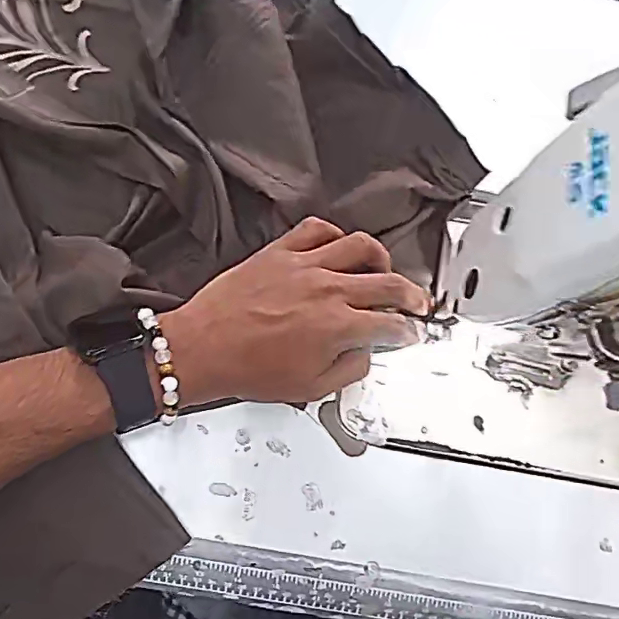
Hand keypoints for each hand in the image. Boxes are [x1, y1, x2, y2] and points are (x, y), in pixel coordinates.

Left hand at [158, 217, 427, 405]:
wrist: (202, 349)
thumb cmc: (245, 368)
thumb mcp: (308, 388)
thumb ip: (347, 370)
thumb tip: (364, 354)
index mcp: (337, 326)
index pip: (389, 324)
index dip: (406, 331)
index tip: (408, 333)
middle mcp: (326, 290)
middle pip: (388, 283)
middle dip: (411, 295)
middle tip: (416, 303)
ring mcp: (303, 266)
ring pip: (360, 246)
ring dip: (382, 258)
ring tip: (386, 267)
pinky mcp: (279, 253)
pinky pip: (316, 230)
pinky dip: (334, 234)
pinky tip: (338, 245)